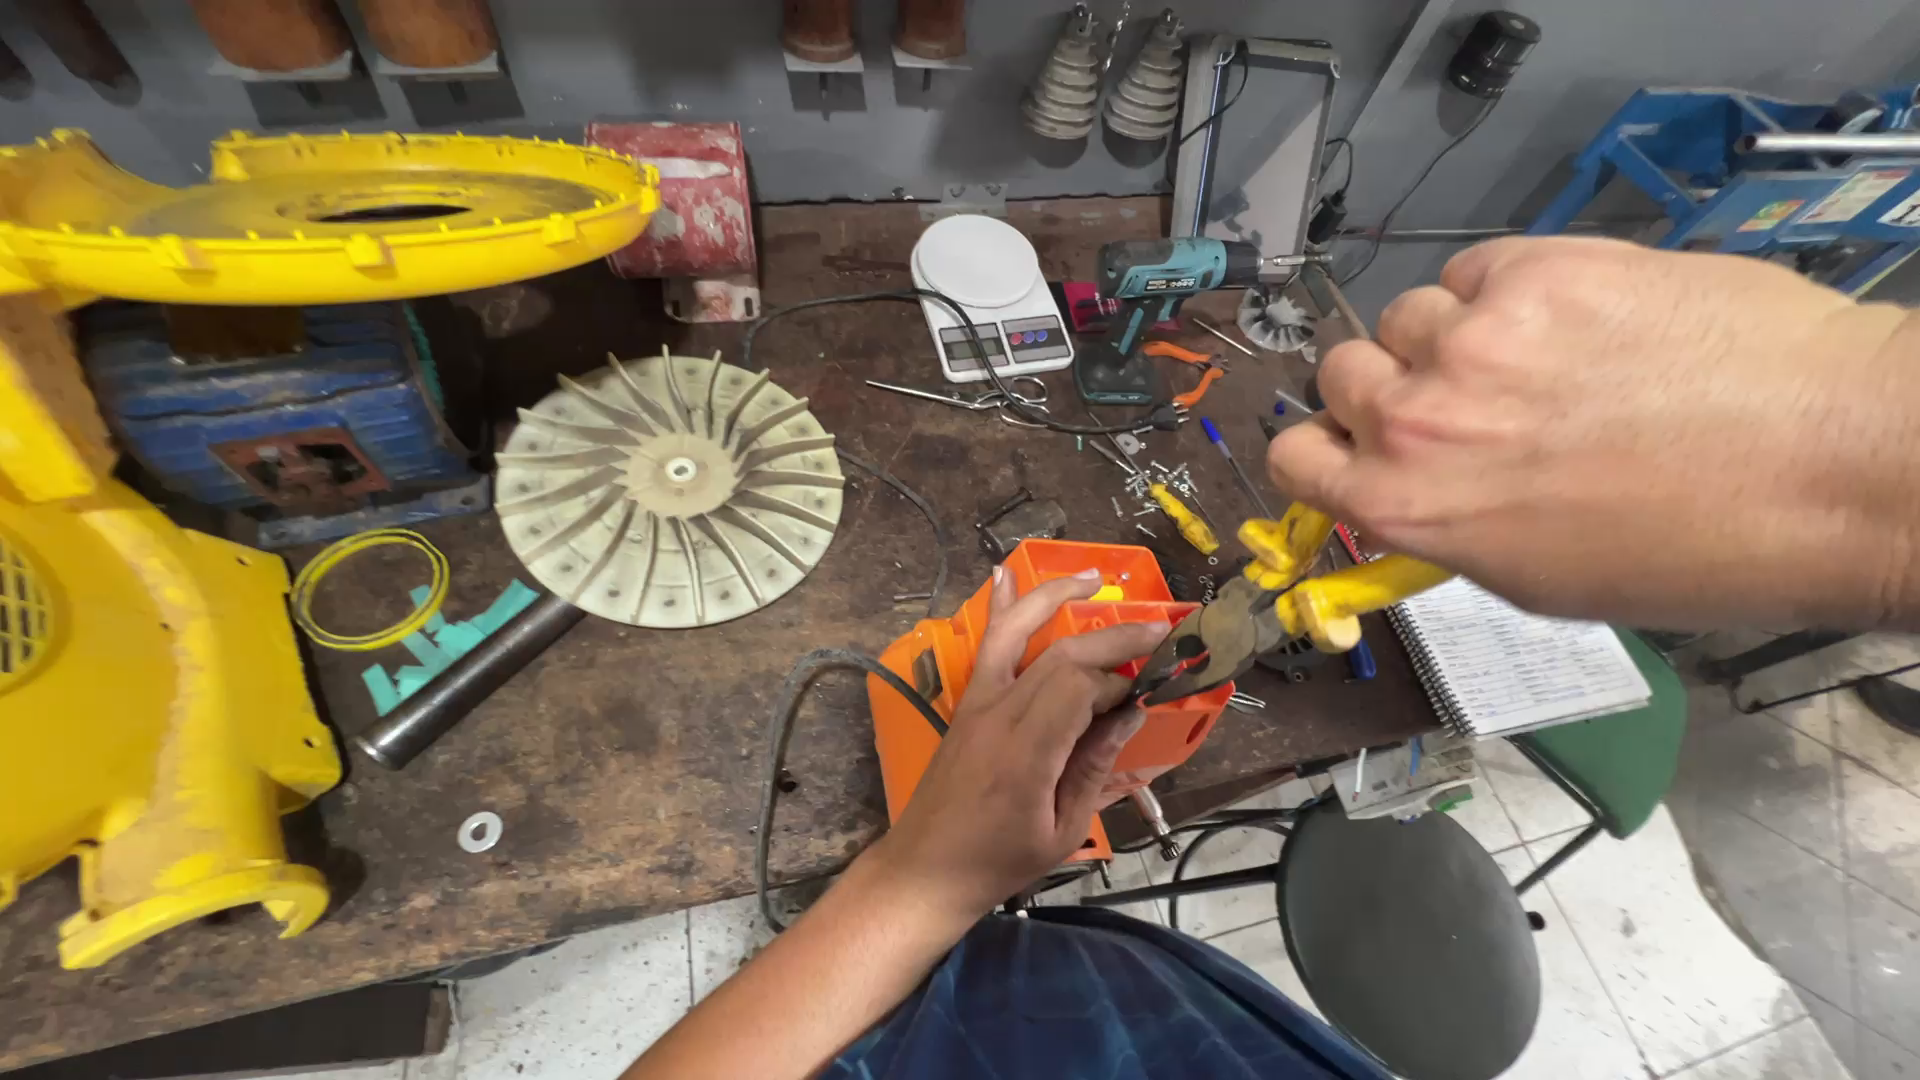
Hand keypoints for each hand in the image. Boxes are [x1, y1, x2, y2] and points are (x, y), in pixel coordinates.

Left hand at [862, 567, 1167, 920]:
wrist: (925, 867)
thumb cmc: (998, 861)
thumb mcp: (1061, 829)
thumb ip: (1094, 767)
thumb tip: (1130, 715)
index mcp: (1026, 753)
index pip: (1079, 689)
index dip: (1117, 683)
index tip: (1143, 694)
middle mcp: (999, 713)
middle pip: (1059, 655)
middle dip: (1111, 637)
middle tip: (1156, 627)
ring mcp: (976, 701)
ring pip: (1015, 632)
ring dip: (1053, 597)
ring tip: (1091, 577)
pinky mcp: (966, 701)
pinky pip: (986, 645)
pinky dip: (1000, 608)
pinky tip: (1004, 574)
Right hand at [1269, 236, 1919, 628]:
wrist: (1843, 469)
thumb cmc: (1680, 554)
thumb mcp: (1520, 577)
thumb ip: (1429, 523)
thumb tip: (1395, 486)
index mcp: (1400, 503)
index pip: (1290, 455)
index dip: (1318, 451)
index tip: (1354, 447)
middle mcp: (1413, 419)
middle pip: (1337, 372)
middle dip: (1384, 387)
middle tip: (1455, 399)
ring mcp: (1472, 339)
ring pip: (1406, 316)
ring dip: (1446, 335)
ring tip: (1526, 351)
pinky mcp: (1540, 271)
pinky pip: (1475, 270)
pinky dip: (1502, 290)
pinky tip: (1565, 314)